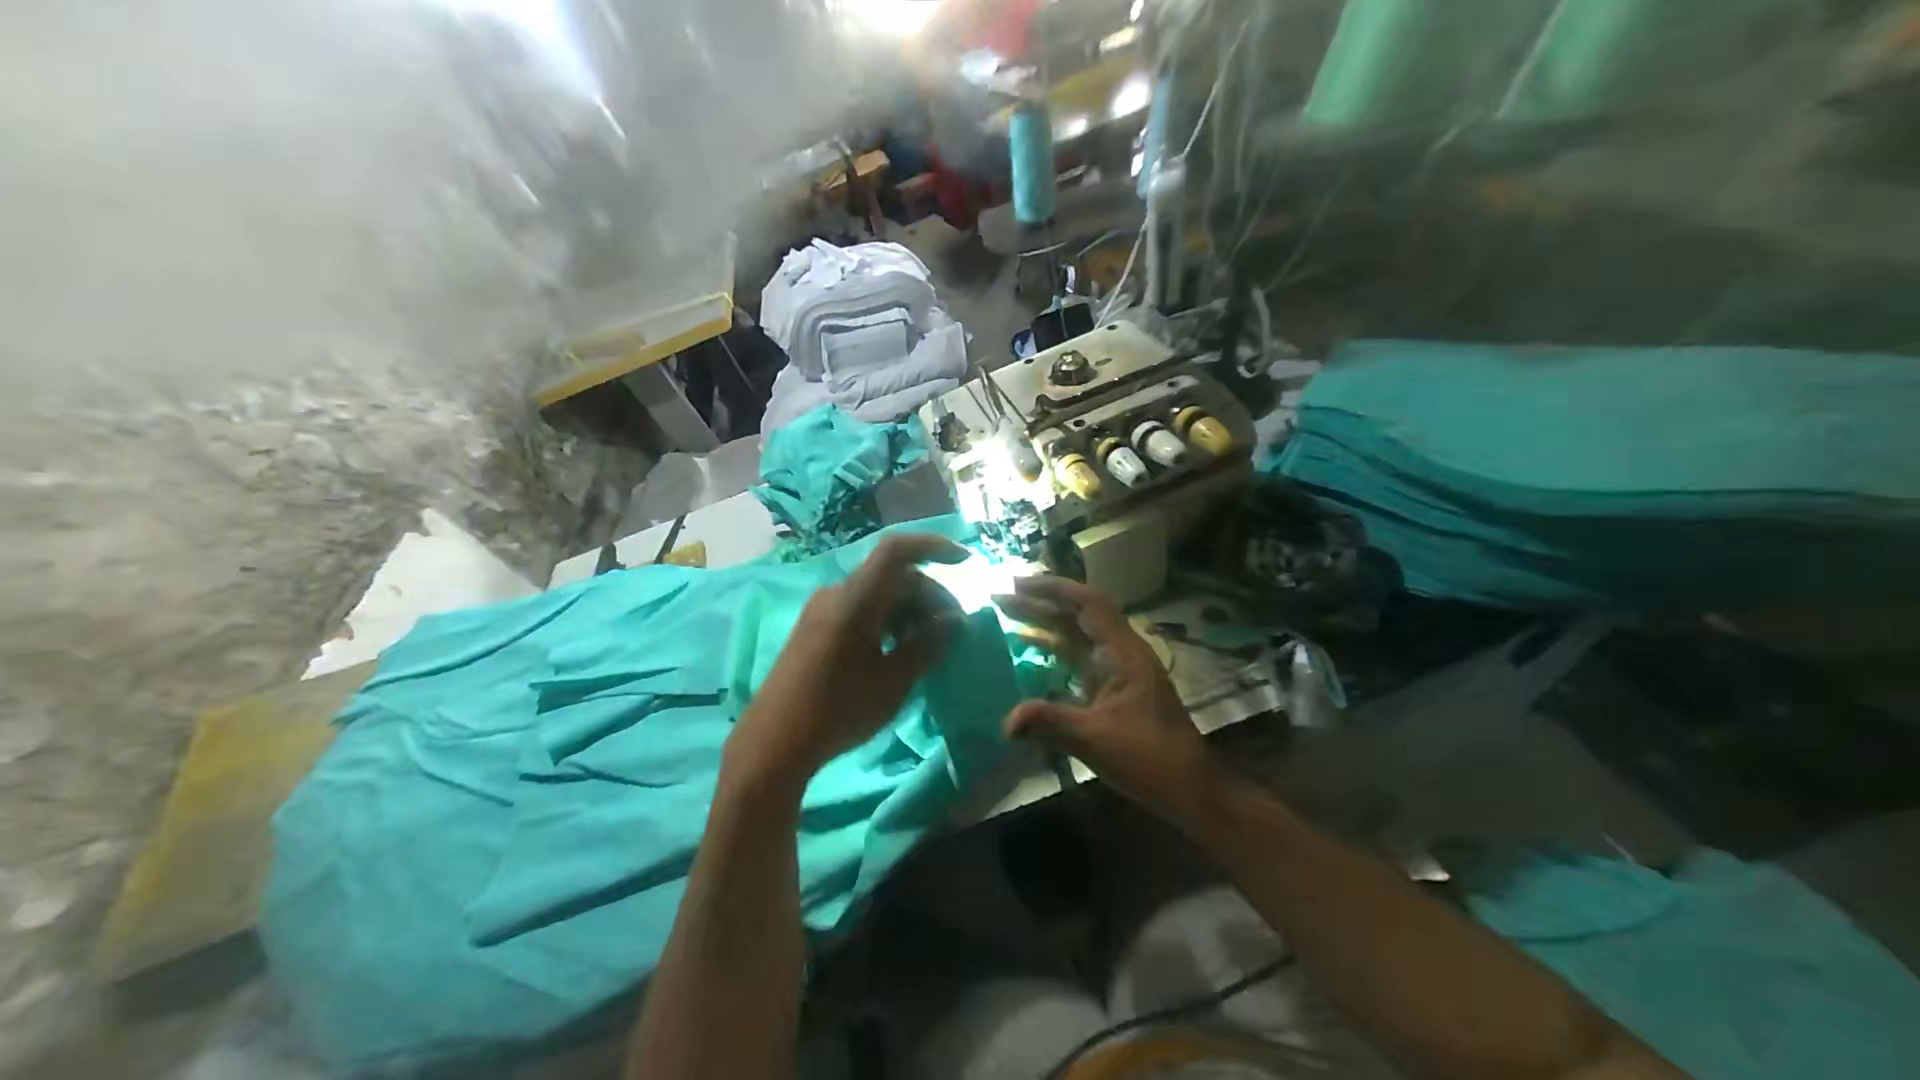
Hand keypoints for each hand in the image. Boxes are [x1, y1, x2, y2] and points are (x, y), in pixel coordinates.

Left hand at [725, 533, 968, 797]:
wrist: (774, 742)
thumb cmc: (839, 709)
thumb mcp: (893, 681)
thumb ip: (928, 644)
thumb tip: (956, 620)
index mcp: (856, 598)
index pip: (897, 550)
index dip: (933, 546)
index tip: (965, 562)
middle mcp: (837, 594)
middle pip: (892, 576)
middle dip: (928, 595)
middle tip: (953, 630)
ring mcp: (822, 610)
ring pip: (877, 594)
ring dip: (909, 611)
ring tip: (928, 646)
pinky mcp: (815, 629)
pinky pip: (860, 610)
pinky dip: (886, 621)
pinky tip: (897, 653)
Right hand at [994, 576, 1224, 826]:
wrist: (1189, 788)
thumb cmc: (1149, 757)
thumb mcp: (1096, 739)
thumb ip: (1050, 723)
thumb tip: (1006, 723)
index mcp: (1124, 653)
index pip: (1088, 604)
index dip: (1053, 589)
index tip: (1018, 582)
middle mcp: (1122, 653)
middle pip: (1079, 616)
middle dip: (1041, 604)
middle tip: (1001, 599)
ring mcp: (1119, 671)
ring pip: (1078, 637)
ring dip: (1045, 625)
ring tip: (1007, 618)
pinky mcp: (1114, 690)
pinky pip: (1079, 659)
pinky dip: (1054, 652)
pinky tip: (1030, 656)